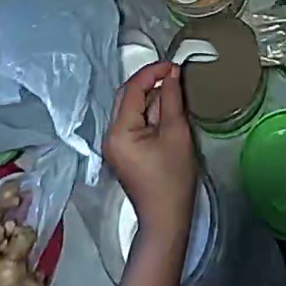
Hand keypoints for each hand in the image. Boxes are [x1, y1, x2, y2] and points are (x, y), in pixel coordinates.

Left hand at [103, 61, 196, 235]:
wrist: (166, 220)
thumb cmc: (173, 178)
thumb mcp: (176, 132)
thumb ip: (172, 98)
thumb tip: (172, 72)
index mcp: (119, 131)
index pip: (132, 89)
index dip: (152, 72)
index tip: (174, 64)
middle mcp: (110, 135)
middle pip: (126, 95)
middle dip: (149, 81)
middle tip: (173, 74)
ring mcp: (114, 144)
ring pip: (129, 106)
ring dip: (150, 95)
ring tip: (173, 90)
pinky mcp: (122, 150)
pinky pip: (132, 120)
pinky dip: (147, 110)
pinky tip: (165, 109)